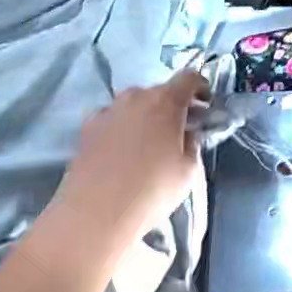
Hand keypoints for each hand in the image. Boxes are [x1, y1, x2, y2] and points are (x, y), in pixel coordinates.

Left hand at [51, 71, 203, 248]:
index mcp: (166, 101)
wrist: (95, 214)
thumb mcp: (188, 170)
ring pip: (134, 104)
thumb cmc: (151, 191)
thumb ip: (192, 143)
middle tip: (177, 131)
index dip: (200, 87)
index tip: (204, 105)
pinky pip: (111, 119)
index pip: (189, 77)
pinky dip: (120, 128)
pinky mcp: (87, 128)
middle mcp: (135, 97)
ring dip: (144, 116)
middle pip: (160, 91)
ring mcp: (108, 110)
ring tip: (146, 145)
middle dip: (172, 106)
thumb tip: (186, 134)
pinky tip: (120, 153)